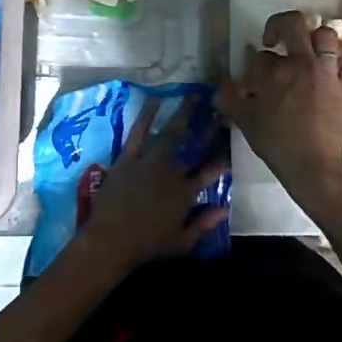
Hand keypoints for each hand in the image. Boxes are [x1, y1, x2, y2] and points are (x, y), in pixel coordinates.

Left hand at [77, 94, 229, 266]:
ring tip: (193, 95)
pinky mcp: (127, 159)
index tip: (232, 138)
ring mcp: (149, 162)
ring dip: (182, 112)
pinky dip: (147, 115)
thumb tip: (225, 210)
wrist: (109, 244)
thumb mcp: (182, 242)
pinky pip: (138, 133)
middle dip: (207, 124)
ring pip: (170, 132)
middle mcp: (171, 172)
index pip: (212, 169)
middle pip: (194, 143)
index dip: (223, 153)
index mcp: (187, 192)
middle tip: (218, 107)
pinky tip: (155, 99)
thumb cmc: (147, 247)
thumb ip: (204, 224)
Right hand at [219, 11, 341, 187]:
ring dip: (314, 39)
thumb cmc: (275, 142)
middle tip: (273, 41)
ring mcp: (329, 73)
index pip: (261, 55)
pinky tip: (333, 73)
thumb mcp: (244, 120)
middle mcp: (304, 63)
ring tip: (306, 52)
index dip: (254, 63)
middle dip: (279, 26)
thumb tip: (224, 87)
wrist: (311, 164)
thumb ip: (230, 98)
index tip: (254, 77)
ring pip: (326, 36)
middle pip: (293, 24)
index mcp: (276, 70)